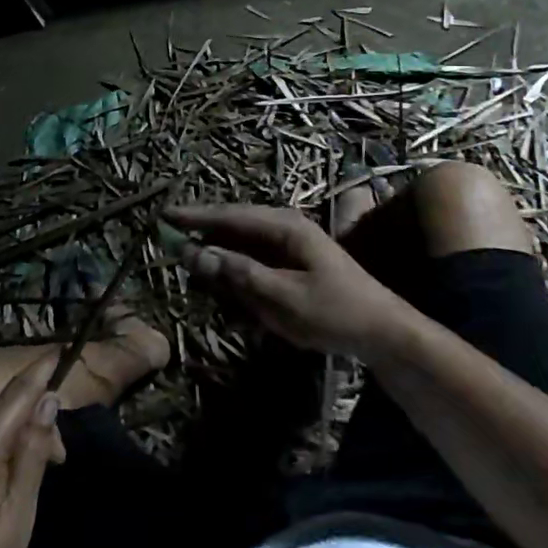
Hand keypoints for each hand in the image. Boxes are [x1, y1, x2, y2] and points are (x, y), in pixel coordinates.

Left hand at [0, 355, 65, 547]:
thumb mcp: (19, 509)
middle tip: (60, 453)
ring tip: (44, 461)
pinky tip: (16, 464)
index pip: (17, 392)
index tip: (64, 347)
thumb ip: (33, 450)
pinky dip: (2, 438)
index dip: (42, 368)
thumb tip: (49, 399)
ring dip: (20, 427)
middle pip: (4, 404)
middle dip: (36, 413)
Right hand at [168, 203, 416, 360]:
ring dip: (217, 251)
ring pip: (242, 242)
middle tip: (168, 237)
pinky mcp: (292, 264)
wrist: (381, 331)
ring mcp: (290, 245)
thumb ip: (239, 273)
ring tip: (188, 257)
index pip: (231, 216)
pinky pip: (254, 259)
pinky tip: (221, 278)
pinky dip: (235, 267)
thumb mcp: (283, 296)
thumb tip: (196, 253)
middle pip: (234, 224)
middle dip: (203, 231)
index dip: (197, 217)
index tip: (165, 215)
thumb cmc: (334, 311)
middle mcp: (285, 228)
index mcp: (285, 226)